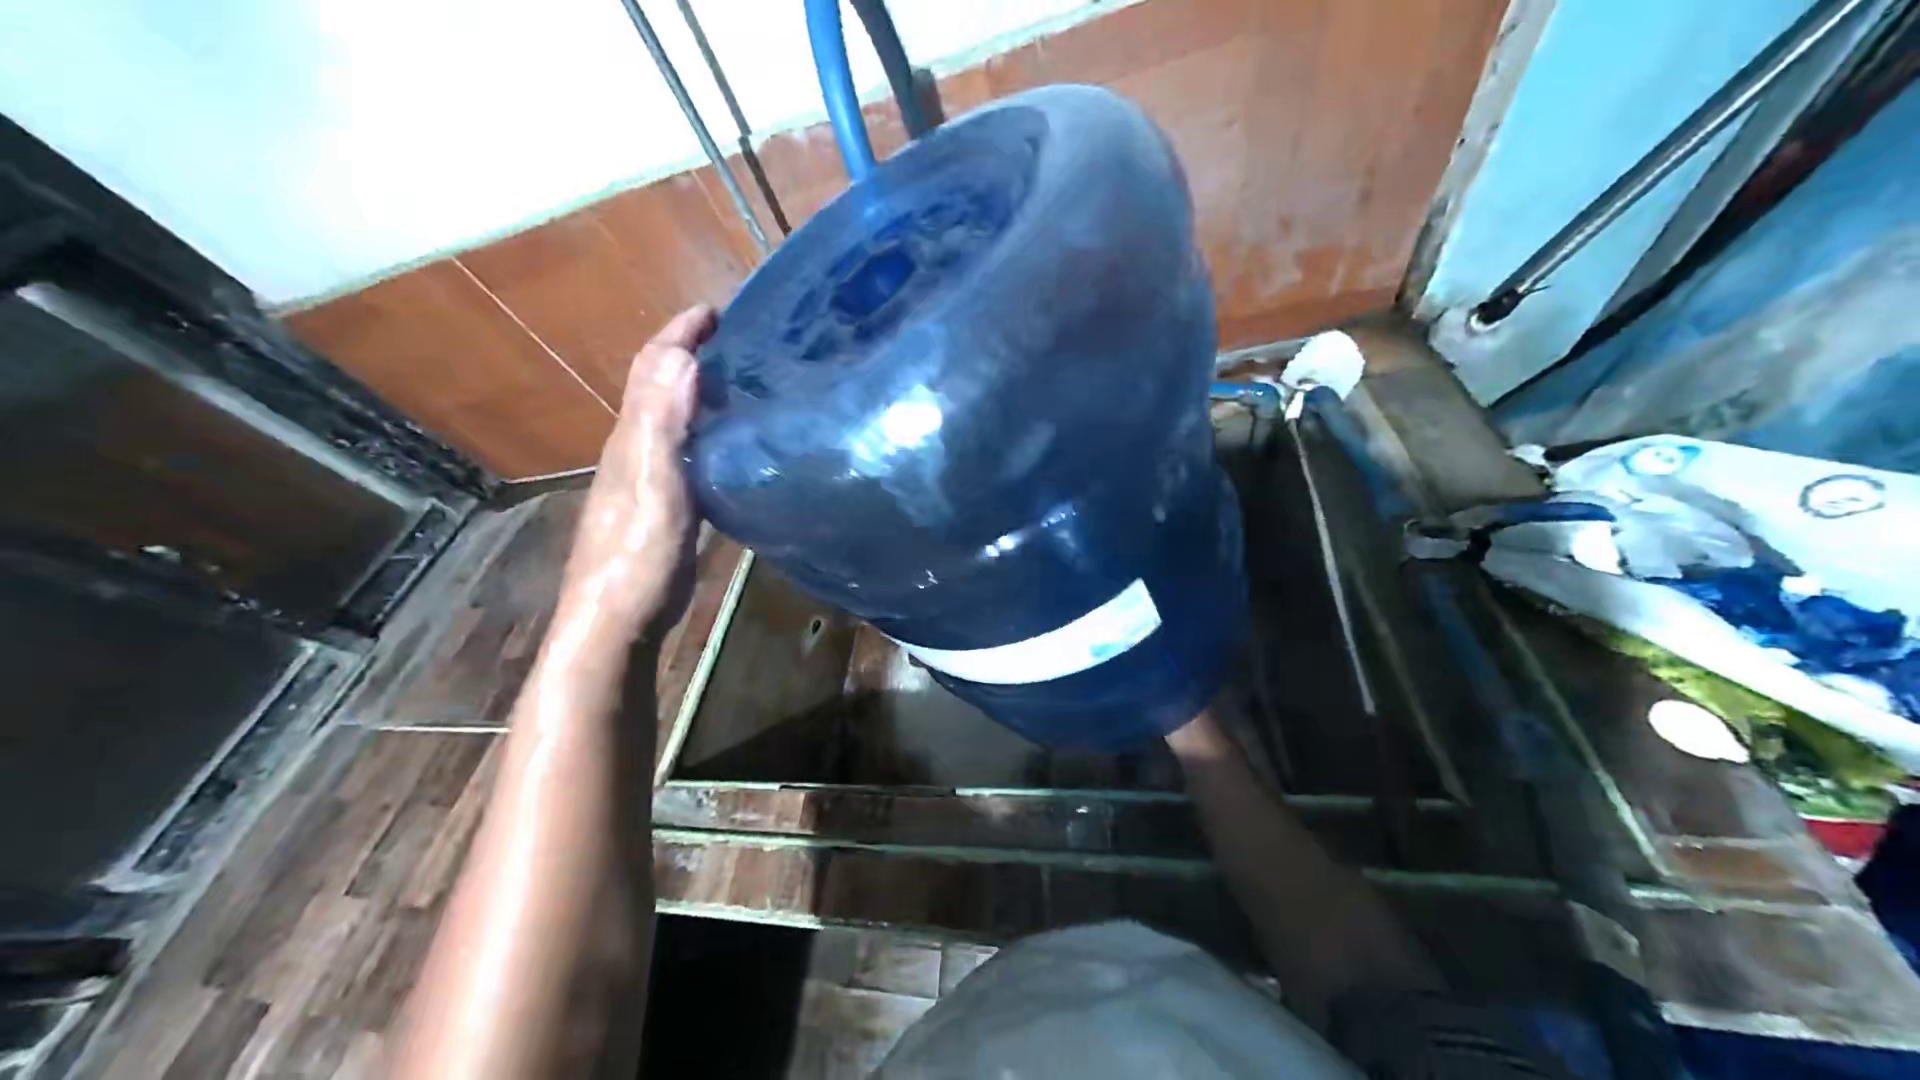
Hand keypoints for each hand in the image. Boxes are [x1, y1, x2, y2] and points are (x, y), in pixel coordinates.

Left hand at [556, 305, 715, 641]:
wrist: (617, 621)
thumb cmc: (636, 554)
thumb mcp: (653, 485)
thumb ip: (661, 423)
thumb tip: (679, 356)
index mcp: (631, 437)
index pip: (652, 368)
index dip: (678, 333)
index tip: (715, 310)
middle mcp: (634, 450)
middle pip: (660, 388)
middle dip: (690, 354)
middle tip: (737, 341)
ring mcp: (647, 481)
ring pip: (671, 420)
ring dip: (697, 392)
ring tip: (740, 382)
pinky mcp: (663, 507)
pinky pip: (685, 452)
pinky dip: (705, 432)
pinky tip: (730, 443)